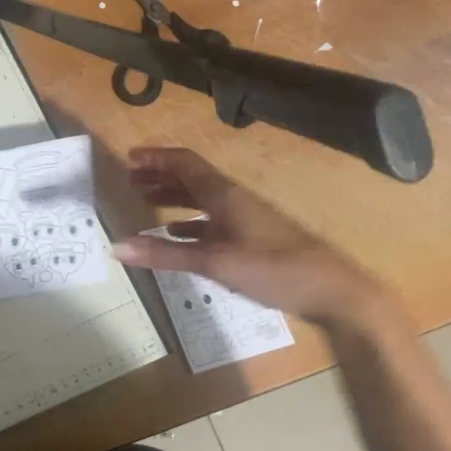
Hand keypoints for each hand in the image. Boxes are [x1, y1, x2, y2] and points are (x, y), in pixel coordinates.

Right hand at [110, 147, 394, 327]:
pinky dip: (189, 222)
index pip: (185, 163)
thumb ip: (165, 254)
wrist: (334, 292)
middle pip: (192, 178)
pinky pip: (213, 221)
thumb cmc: (274, 269)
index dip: (157, 158)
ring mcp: (245, 219)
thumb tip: (116, 246)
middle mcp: (233, 200)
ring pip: (202, 199)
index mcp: (225, 195)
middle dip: (160, 175)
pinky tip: (176, 234)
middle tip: (130, 179)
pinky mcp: (253, 239)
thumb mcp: (215, 262)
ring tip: (146, 201)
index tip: (128, 158)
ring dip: (174, 196)